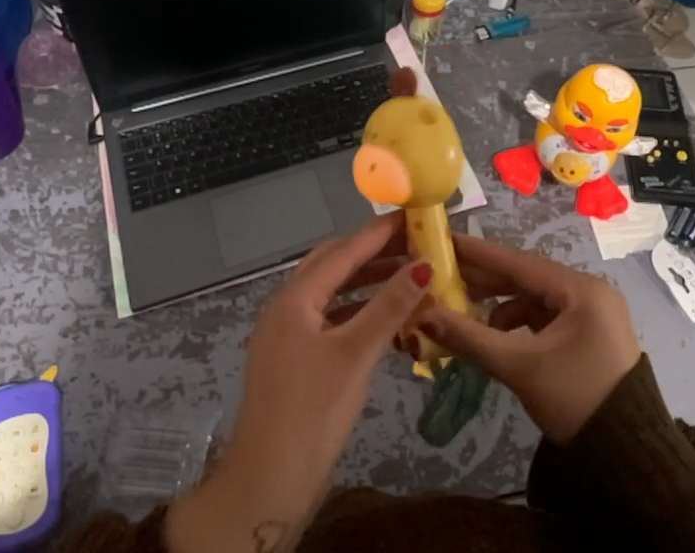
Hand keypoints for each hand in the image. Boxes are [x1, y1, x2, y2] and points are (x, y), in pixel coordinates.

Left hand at [166, 215, 432, 552]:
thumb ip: (389, 307)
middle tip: (413, 243)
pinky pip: (330, 319)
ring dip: (367, 283)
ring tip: (409, 276)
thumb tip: (425, 265)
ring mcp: (288, 335)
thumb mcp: (355, 354)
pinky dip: (358, 312)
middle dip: (372, 253)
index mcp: (294, 299)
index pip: (341, 252)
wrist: (269, 479)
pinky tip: (386, 318)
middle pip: (332, 267)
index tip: (410, 215)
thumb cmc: (312, 410)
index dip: (377, 234)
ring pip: (332, 294)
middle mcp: (286, 308)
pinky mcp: (295, 359)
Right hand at [415, 231, 641, 443]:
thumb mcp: (519, 366)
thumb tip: (422, 317)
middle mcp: (590, 291)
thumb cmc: (575, 399)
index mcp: (582, 289)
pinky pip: (545, 315)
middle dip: (484, 278)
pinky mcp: (589, 333)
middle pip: (527, 276)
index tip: (444, 239)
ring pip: (534, 297)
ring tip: (461, 307)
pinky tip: (493, 332)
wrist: (625, 456)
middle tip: (442, 273)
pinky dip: (518, 320)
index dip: (478, 252)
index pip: (519, 261)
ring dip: (499, 302)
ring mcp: (592, 312)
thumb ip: (469, 337)